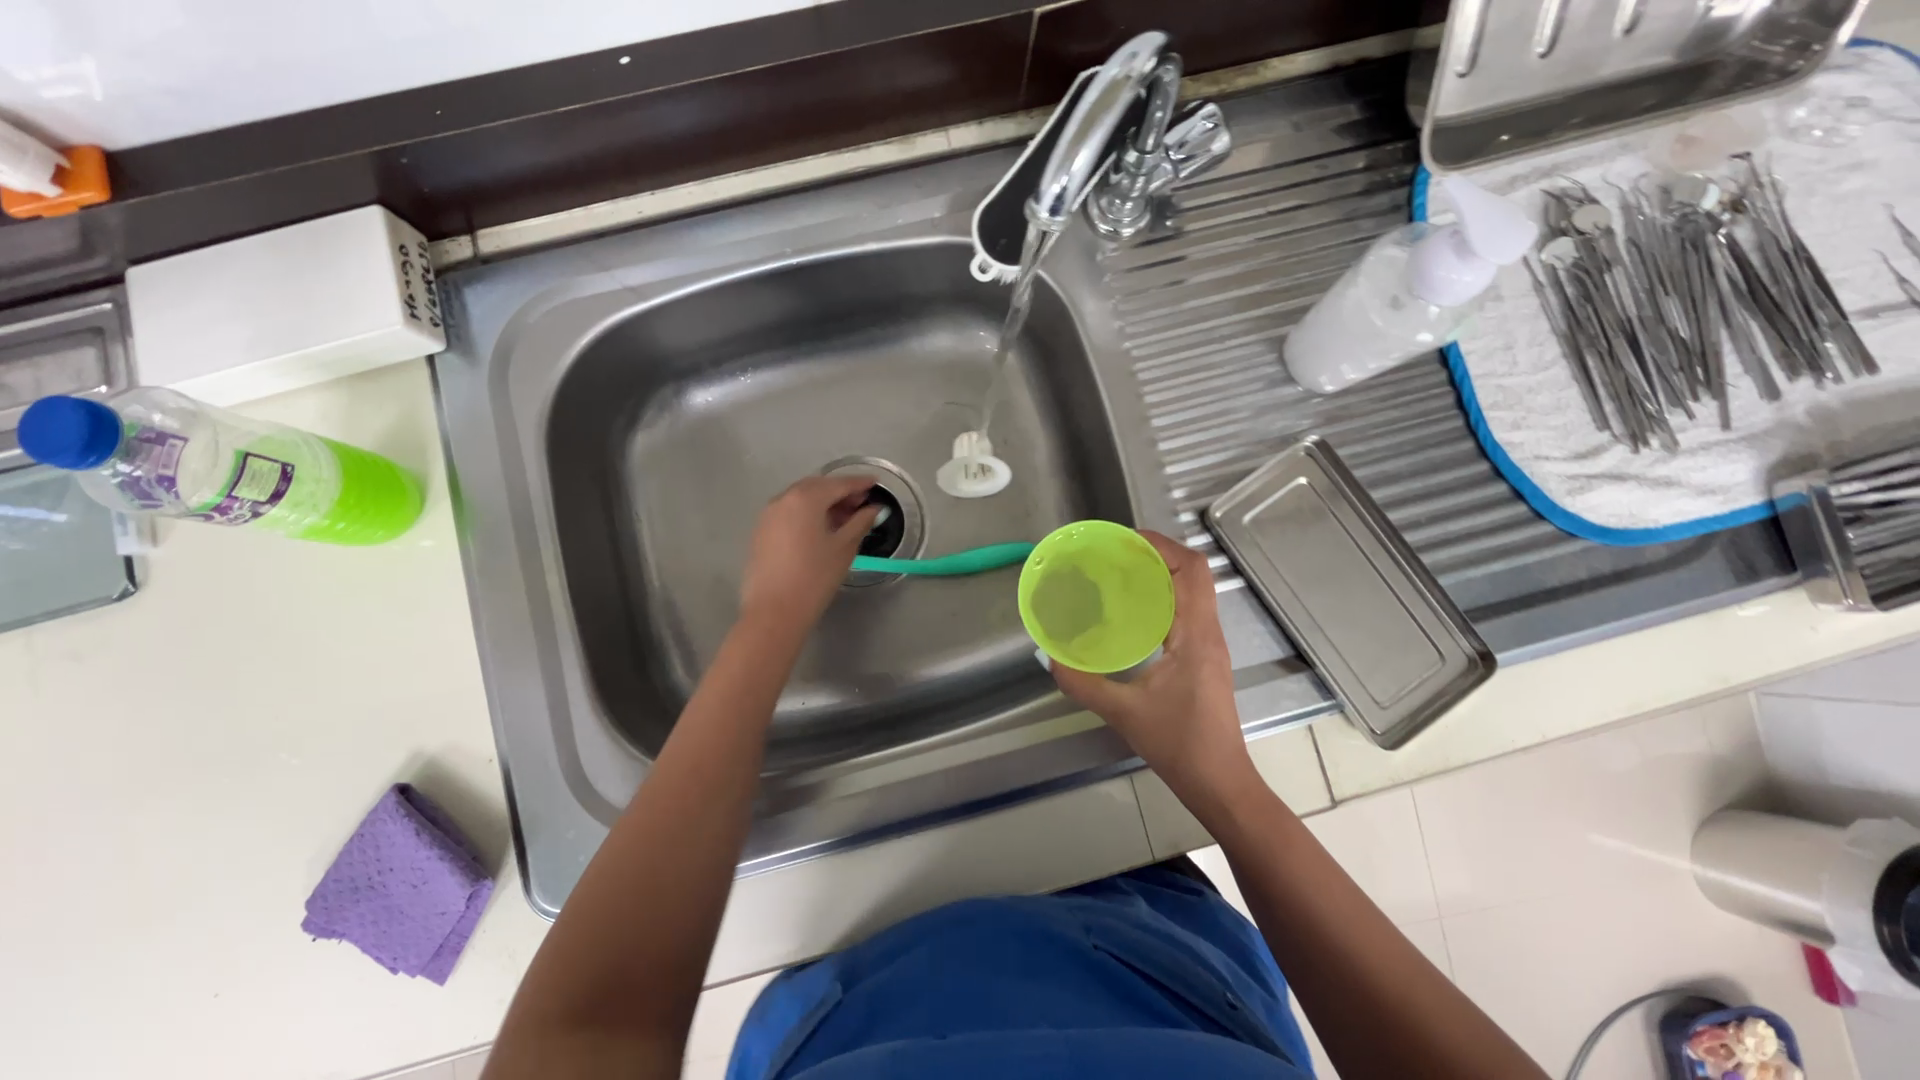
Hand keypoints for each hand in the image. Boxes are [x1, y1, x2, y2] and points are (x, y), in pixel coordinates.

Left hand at [738, 475, 880, 635]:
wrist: (774, 610)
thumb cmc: (815, 577)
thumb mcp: (844, 548)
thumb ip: (860, 522)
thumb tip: (873, 508)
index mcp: (805, 498)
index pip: (838, 484)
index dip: (859, 483)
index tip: (876, 483)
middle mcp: (783, 499)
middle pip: (817, 487)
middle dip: (840, 492)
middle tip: (861, 503)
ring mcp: (768, 515)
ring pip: (800, 499)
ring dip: (823, 503)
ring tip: (843, 519)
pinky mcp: (761, 531)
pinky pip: (788, 512)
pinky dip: (807, 513)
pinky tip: (820, 530)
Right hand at [1049, 531, 1253, 795]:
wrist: (1220, 782)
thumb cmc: (1178, 744)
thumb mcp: (1122, 713)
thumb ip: (1083, 683)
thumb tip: (1049, 657)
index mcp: (1195, 635)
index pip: (1191, 570)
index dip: (1161, 546)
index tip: (1125, 540)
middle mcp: (1208, 633)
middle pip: (1194, 574)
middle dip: (1157, 555)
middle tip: (1115, 556)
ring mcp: (1211, 647)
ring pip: (1193, 593)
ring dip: (1162, 577)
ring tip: (1120, 577)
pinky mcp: (1206, 661)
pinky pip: (1188, 614)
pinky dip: (1164, 601)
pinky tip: (1133, 616)